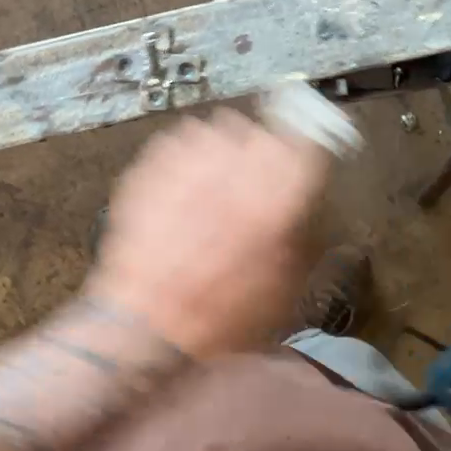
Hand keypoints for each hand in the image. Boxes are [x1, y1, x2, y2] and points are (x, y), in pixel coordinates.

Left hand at [85, 111, 329, 357]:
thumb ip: (295, 234)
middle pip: (258, 127)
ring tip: (216, 174)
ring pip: (213, 127)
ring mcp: (184, 166)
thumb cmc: (220, 318)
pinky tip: (183, 182)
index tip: (304, 148)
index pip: (302, 143)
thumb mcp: (281, 288)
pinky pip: (174, 141)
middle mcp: (229, 173)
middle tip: (255, 171)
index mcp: (272, 202)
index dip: (305, 144)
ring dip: (220, 146)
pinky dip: (184, 154)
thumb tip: (298, 205)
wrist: (145, 323)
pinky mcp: (149, 169)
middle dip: (260, 145)